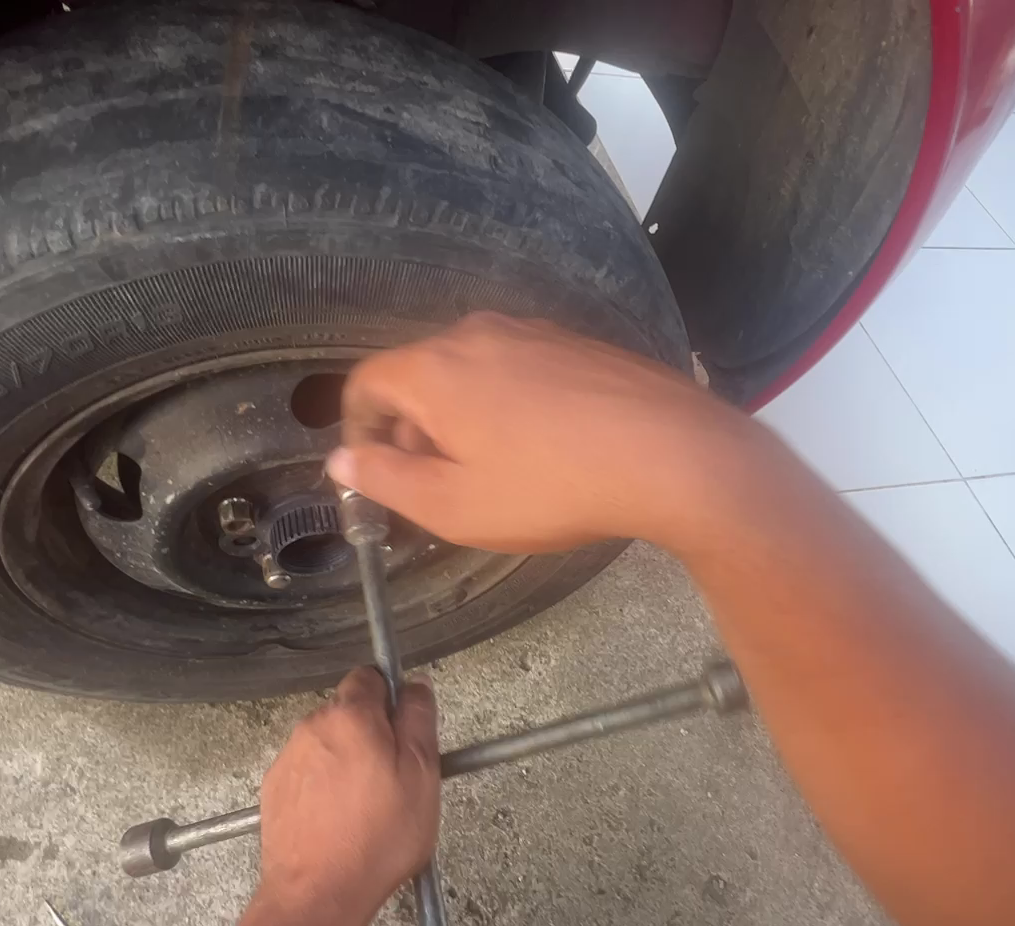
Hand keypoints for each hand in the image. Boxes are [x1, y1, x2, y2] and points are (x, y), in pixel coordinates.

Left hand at [256, 668, 439, 925]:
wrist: (318, 896)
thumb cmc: (376, 838)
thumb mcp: (421, 772)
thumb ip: (419, 717)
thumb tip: (416, 686)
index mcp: (350, 715)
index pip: (370, 677)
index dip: (392, 698)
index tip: (404, 729)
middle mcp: (313, 727)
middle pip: (349, 712)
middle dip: (372, 734)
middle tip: (395, 776)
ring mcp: (289, 759)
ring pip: (329, 743)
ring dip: (348, 761)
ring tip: (369, 806)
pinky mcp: (275, 790)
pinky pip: (309, 773)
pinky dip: (325, 787)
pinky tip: (342, 820)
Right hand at [326, 312, 788, 556]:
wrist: (672, 455)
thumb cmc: (550, 487)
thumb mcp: (455, 505)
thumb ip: (387, 480)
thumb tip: (342, 459)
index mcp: (435, 368)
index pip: (366, 384)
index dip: (359, 430)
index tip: (378, 473)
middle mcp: (477, 333)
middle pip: (419, 376)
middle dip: (413, 430)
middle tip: (440, 485)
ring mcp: (533, 331)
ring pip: (470, 372)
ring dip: (462, 419)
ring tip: (496, 471)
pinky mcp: (576, 342)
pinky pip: (517, 369)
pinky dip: (507, 404)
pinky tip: (544, 447)